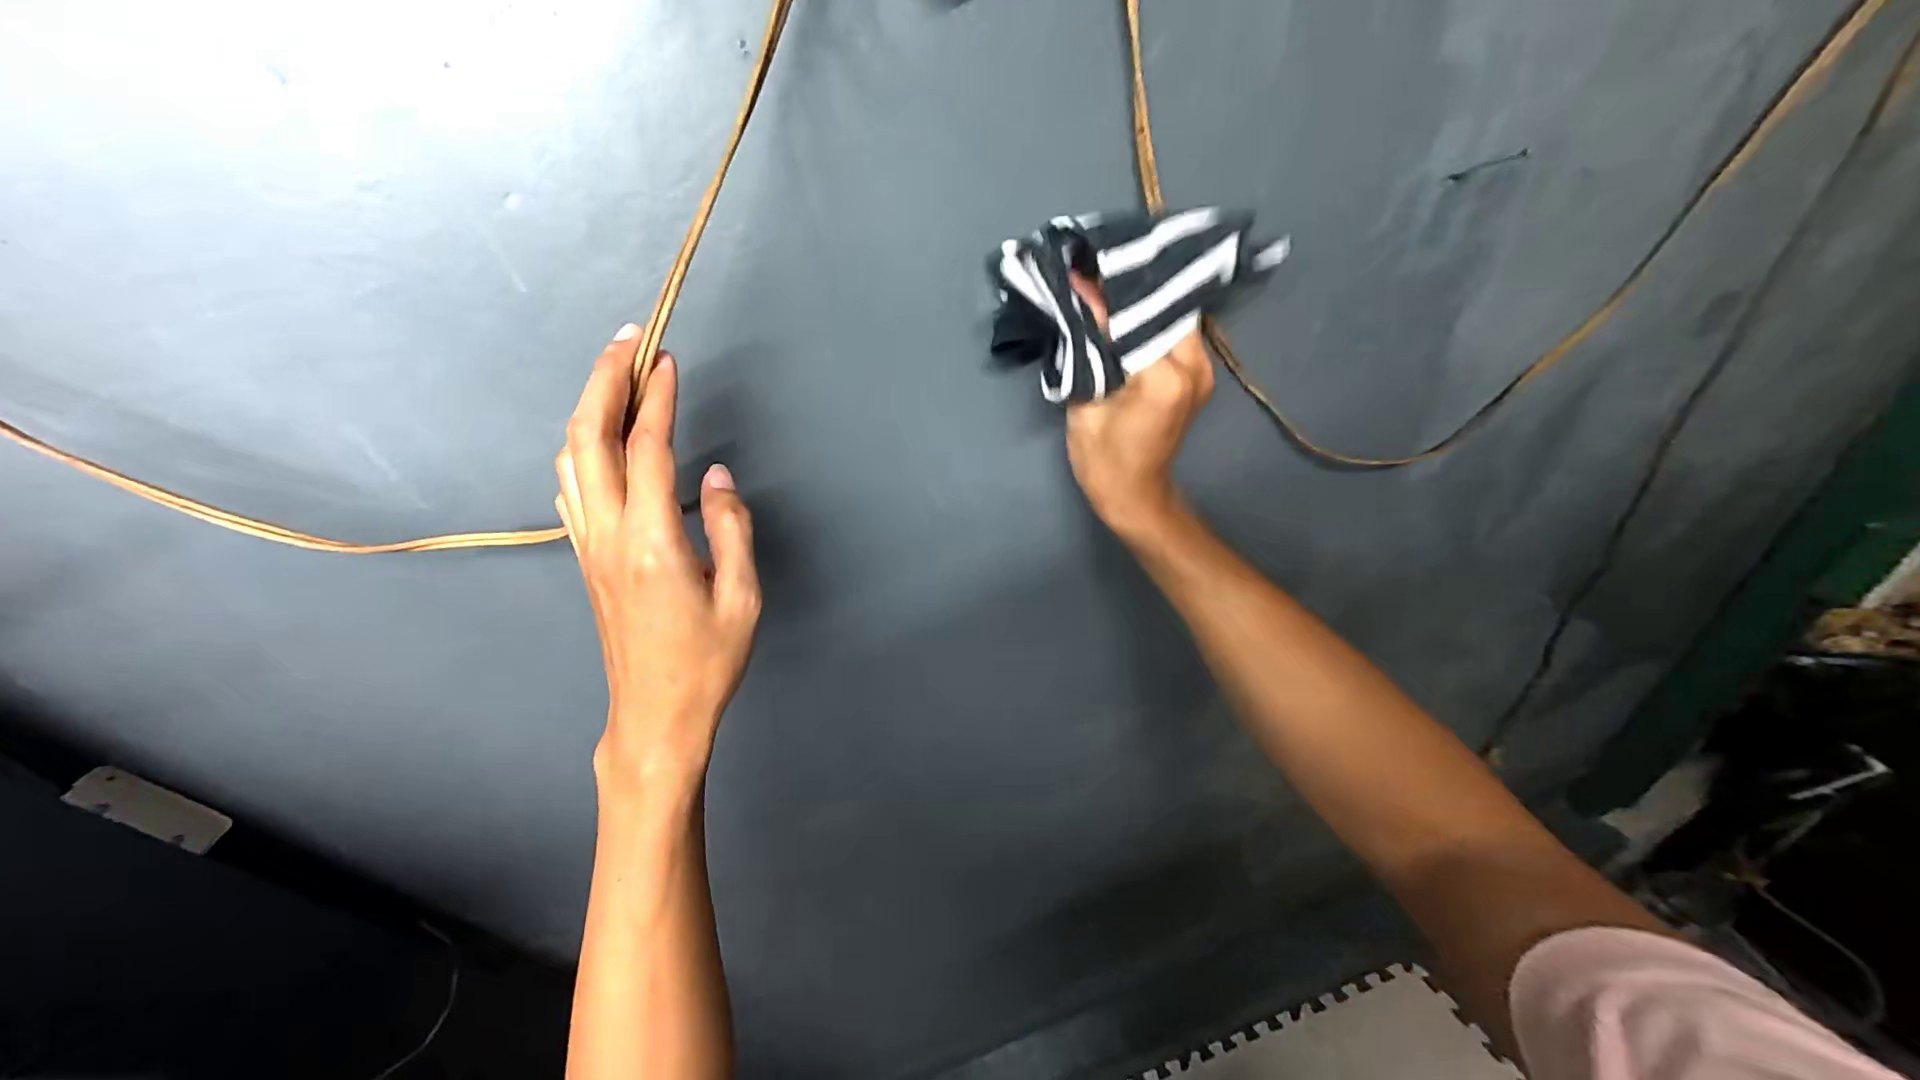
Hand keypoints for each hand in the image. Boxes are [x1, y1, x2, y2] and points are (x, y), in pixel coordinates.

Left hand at [555, 323, 760, 790]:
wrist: (655, 715)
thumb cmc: (708, 662)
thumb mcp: (742, 598)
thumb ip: (731, 528)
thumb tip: (715, 475)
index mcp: (653, 542)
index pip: (647, 449)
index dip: (657, 399)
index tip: (667, 359)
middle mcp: (609, 535)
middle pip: (590, 439)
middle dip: (605, 381)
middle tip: (628, 340)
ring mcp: (589, 547)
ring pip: (570, 459)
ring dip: (588, 409)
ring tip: (615, 377)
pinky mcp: (586, 559)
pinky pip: (571, 488)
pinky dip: (580, 448)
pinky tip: (596, 440)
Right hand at [1064, 274, 1214, 540]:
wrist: (1136, 496)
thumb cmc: (1103, 461)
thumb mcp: (1086, 403)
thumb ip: (1089, 346)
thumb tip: (1082, 295)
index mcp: (1164, 378)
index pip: (1136, 316)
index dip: (1108, 290)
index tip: (1084, 264)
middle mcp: (1195, 366)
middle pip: (1165, 306)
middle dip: (1131, 286)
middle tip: (1097, 264)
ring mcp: (1204, 370)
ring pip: (1174, 315)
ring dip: (1143, 299)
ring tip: (1109, 282)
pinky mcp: (1199, 374)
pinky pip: (1176, 332)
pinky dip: (1152, 318)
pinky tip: (1128, 311)